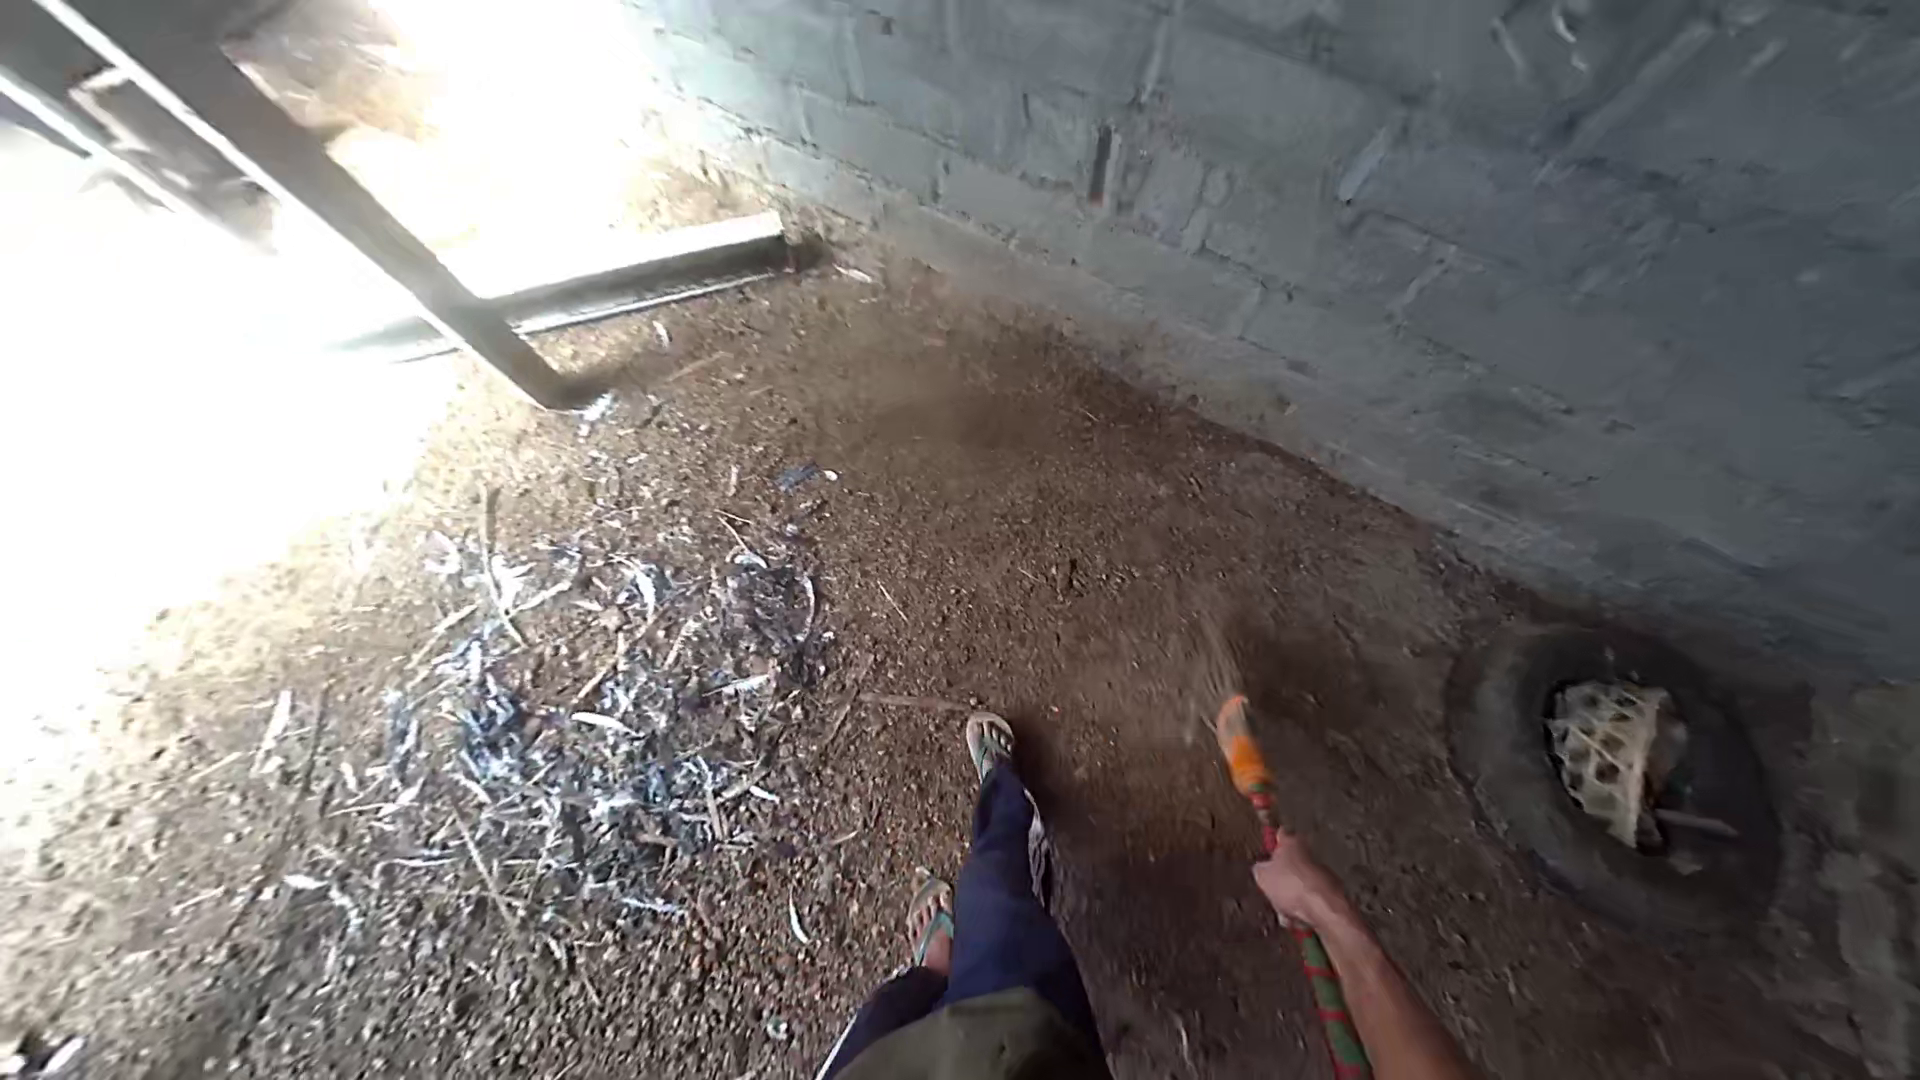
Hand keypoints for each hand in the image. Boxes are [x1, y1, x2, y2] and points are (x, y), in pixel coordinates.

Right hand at [1252, 831, 1347, 928]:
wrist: (1327, 912)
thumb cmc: (1291, 886)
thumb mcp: (1262, 876)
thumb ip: (1260, 869)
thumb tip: (1262, 870)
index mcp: (1292, 843)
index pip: (1279, 834)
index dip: (1271, 843)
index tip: (1266, 852)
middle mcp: (1311, 854)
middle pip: (1291, 864)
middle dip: (1282, 880)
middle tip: (1273, 893)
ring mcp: (1325, 876)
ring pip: (1301, 886)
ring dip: (1293, 899)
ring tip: (1286, 914)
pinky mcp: (1335, 897)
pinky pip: (1313, 902)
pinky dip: (1306, 911)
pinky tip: (1299, 921)